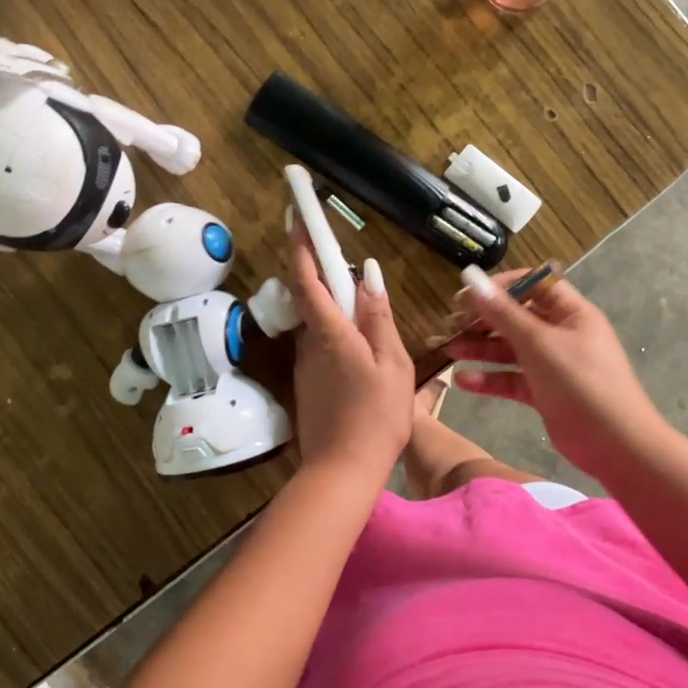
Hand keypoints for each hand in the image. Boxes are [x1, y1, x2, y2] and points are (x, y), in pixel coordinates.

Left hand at [284, 226, 412, 479]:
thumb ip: (377, 318)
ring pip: (318, 325)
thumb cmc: (377, 416)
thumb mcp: (391, 363)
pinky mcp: (307, 385)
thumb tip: (366, 275)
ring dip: (334, 310)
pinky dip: (336, 336)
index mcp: (330, 333)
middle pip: (311, 300)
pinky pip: (321, 347)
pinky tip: (360, 354)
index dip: (300, 246)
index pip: (307, 279)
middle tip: (344, 264)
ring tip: (365, 315)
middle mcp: (309, 343)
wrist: (343, 470)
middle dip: (322, 275)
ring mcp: (304, 365)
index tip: (295, 218)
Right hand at [445, 267, 660, 471]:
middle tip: (451, 324)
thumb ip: (503, 313)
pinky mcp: (544, 392)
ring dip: (480, 348)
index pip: (533, 285)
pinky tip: (462, 381)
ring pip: (510, 349)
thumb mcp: (538, 343)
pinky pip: (512, 379)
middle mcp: (562, 334)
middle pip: (517, 318)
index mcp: (571, 313)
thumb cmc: (580, 382)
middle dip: (483, 320)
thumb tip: (472, 279)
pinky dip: (489, 378)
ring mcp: (552, 365)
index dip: (501, 286)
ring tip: (448, 349)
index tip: (468, 295)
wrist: (615, 443)